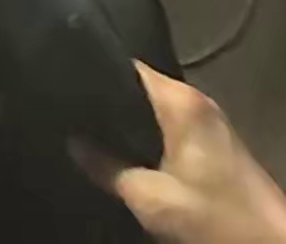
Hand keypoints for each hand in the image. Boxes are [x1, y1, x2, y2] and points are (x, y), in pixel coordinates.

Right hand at [73, 63, 285, 243]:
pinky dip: (150, 133)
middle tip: (76, 110)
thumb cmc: (216, 220)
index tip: (69, 83)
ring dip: (130, 119)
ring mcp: (210, 120)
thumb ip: (108, 168)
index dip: (96, 72)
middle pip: (140, 85)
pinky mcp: (217, 144)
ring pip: (155, 107)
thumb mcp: (153, 200)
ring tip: (94, 129)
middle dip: (110, 98)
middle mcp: (195, 99)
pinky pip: (171, 124)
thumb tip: (73, 143)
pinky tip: (131, 151)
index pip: (127, 66)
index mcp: (180, 100)